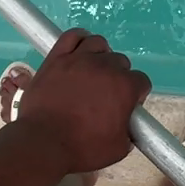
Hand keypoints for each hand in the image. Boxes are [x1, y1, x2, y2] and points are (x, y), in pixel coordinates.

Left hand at [13, 29, 151, 172]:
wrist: (43, 142)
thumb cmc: (82, 148)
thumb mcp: (118, 148)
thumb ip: (128, 132)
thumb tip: (126, 126)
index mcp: (124, 87)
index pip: (141, 81)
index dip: (135, 95)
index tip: (125, 106)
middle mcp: (104, 67)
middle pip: (120, 62)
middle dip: (117, 77)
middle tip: (105, 94)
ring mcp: (78, 59)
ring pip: (98, 44)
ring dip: (100, 55)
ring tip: (93, 70)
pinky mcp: (56, 58)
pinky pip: (71, 36)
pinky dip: (79, 39)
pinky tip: (79, 48)